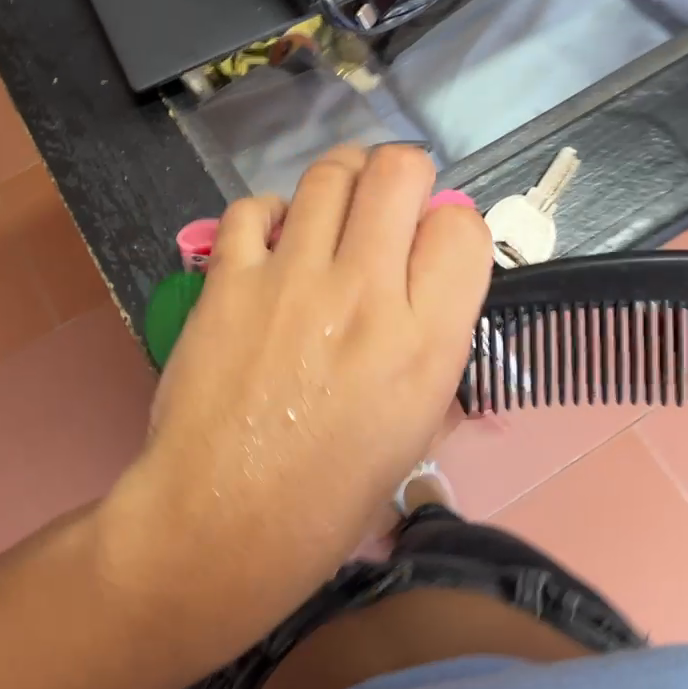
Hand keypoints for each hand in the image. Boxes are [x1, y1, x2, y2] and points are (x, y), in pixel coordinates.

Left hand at [104, 145, 489, 619]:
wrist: (224, 516)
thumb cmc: (329, 497)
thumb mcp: (415, 432)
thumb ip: (434, 349)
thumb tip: (430, 292)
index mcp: (424, 341)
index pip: (463, 227)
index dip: (451, 226)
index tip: (431, 244)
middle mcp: (364, 293)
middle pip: (398, 172)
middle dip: (402, 173)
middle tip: (387, 202)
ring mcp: (291, 279)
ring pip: (328, 174)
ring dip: (341, 178)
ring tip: (336, 204)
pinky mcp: (229, 279)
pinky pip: (252, 208)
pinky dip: (268, 212)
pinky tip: (272, 239)